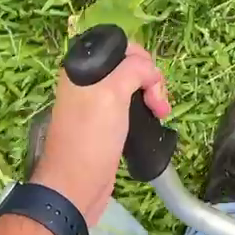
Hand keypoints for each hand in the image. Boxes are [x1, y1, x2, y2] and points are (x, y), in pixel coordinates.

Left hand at [27, 42, 170, 226]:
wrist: (74, 188)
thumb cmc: (91, 138)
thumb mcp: (113, 93)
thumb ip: (133, 69)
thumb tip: (149, 70)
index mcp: (82, 66)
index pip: (120, 45)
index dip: (141, 58)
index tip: (151, 81)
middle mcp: (88, 79)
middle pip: (130, 63)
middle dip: (150, 78)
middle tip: (157, 101)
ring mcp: (96, 101)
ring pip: (134, 83)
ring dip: (152, 93)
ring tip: (160, 112)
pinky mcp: (105, 121)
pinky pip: (131, 101)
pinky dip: (146, 105)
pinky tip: (154, 117)